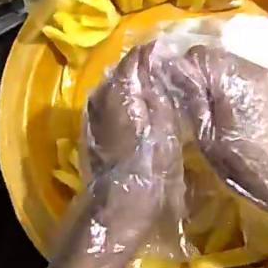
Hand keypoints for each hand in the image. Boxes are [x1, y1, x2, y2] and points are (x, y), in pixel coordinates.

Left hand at [47, 44, 186, 267]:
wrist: (117, 210)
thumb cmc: (149, 170)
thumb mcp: (166, 128)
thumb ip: (161, 92)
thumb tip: (160, 61)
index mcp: (119, 91)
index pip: (137, 59)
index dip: (156, 56)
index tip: (176, 59)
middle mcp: (100, 96)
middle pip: (124, 71)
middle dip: (146, 70)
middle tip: (172, 76)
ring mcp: (93, 113)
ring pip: (116, 87)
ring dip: (136, 87)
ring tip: (161, 94)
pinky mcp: (92, 129)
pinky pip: (112, 104)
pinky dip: (128, 103)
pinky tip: (145, 114)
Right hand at [156, 45, 267, 228]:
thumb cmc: (245, 164)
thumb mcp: (208, 137)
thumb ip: (191, 99)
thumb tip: (171, 73)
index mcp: (231, 81)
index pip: (196, 55)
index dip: (179, 68)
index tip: (169, 87)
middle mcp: (249, 69)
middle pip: (211, 54)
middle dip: (194, 71)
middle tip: (185, 96)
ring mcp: (263, 74)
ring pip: (225, 60)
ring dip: (210, 75)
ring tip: (204, 101)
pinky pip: (239, 70)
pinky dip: (226, 79)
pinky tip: (223, 102)